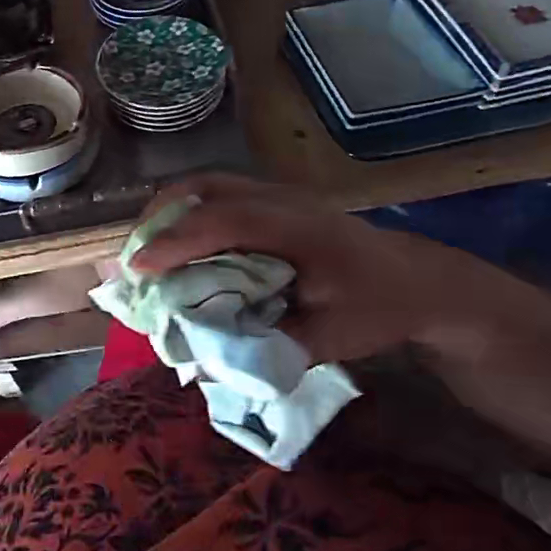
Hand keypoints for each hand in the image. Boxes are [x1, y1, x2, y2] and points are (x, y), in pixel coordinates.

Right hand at [124, 173, 508, 363]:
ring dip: (167, 212)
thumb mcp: (333, 339)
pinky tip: (175, 241)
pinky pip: (213, 192)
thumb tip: (208, 365)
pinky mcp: (268, 198)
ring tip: (144, 248)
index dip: (177, 242)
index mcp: (298, 228)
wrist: (417, 278)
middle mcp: (279, 198)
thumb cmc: (376, 307)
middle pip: (204, 187)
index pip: (225, 222)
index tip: (139, 268)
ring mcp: (273, 192)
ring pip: (204, 184)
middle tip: (133, 259)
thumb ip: (272, 349)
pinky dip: (183, 212)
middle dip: (159, 219)